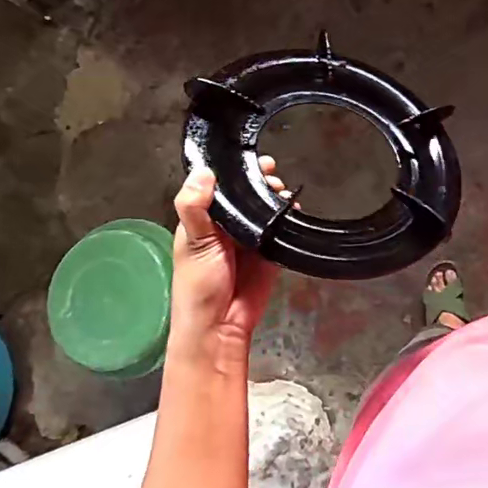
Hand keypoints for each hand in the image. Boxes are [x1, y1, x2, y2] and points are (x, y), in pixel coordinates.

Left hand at [168, 160, 281, 370]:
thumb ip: (195, 207)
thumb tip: (203, 170)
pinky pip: (281, 230)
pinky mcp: (270, 253)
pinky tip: (294, 208)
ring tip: (284, 191)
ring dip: (276, 197)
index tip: (252, 160)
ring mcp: (250, 239)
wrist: (221, 326)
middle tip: (273, 176)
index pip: (219, 187)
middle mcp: (227, 226)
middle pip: (246, 195)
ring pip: (265, 209)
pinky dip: (288, 217)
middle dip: (261, 182)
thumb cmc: (198, 285)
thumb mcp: (193, 243)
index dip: (235, 172)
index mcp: (203, 220)